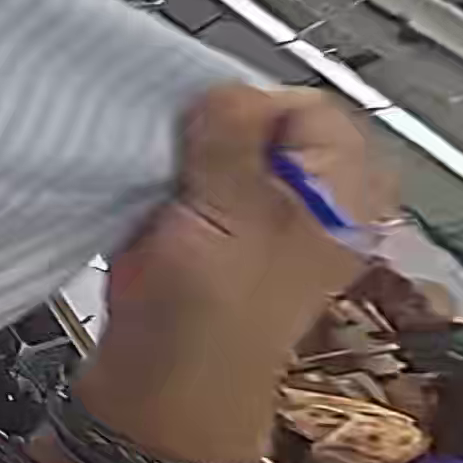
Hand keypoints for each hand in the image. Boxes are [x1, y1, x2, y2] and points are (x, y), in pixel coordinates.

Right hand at [73, 86, 395, 462]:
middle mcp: (292, 195)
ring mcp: (236, 216)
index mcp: (337, 189)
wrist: (160, 374)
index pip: (301, 107)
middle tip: (156, 154)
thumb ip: (231, 145)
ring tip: (137, 176)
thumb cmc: (209, 304)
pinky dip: (146, 182)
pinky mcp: (186, 232)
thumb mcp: (234, 216)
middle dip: (195, 133)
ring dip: (165, 160)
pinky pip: (171, 185)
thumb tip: (220, 88)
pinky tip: (126, 194)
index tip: (189, 131)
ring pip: (202, 157)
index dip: (243, 108)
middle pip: (247, 129)